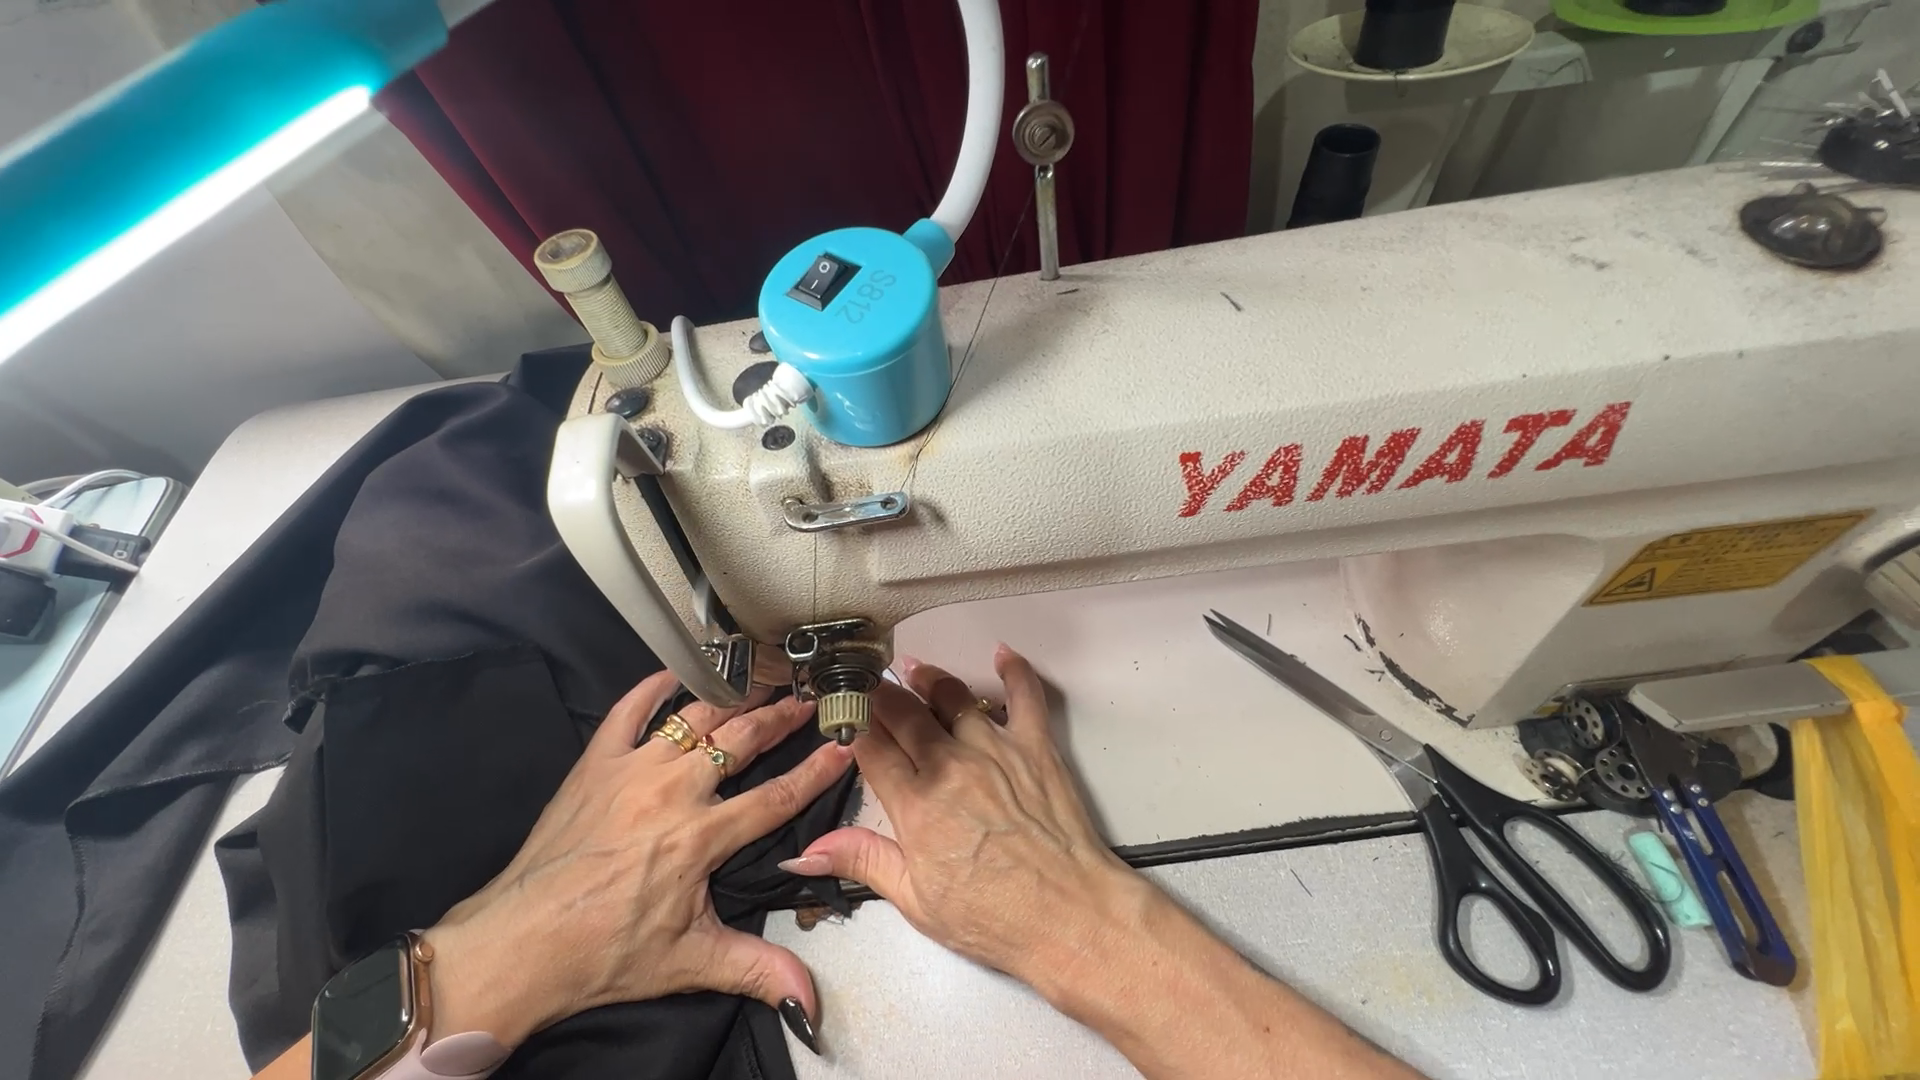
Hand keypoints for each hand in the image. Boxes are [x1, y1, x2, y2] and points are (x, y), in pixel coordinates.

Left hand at [420, 673, 853, 1048]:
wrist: (517, 945)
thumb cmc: (605, 953)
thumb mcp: (689, 964)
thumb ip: (756, 970)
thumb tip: (810, 1001)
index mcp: (700, 837)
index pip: (776, 796)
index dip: (816, 771)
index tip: (844, 745)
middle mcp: (674, 791)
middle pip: (743, 740)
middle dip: (781, 717)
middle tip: (806, 699)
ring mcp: (633, 769)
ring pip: (697, 718)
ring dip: (734, 697)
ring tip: (760, 681)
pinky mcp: (596, 762)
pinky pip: (630, 710)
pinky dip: (656, 687)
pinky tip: (678, 673)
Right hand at [781, 646, 1147, 988]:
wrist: (1069, 915)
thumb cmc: (995, 917)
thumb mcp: (917, 901)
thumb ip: (863, 862)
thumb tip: (806, 853)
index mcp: (917, 805)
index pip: (872, 748)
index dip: (852, 724)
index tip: (842, 711)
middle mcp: (951, 767)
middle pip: (905, 714)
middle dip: (881, 694)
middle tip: (869, 682)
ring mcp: (995, 750)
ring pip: (953, 697)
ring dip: (929, 678)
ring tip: (915, 669)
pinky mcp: (1035, 746)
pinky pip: (1024, 696)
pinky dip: (1014, 671)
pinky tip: (1003, 655)